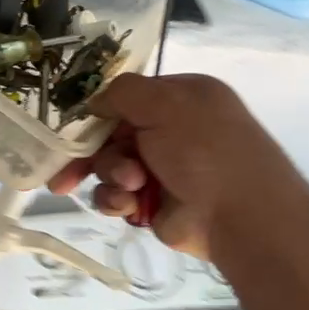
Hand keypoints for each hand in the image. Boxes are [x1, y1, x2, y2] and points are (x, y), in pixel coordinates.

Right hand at [49, 73, 308, 259]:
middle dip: (94, 152)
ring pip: (108, 165)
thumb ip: (122, 92)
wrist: (240, 217)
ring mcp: (162, 167)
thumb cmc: (205, 151)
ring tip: (131, 186)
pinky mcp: (152, 201)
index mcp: (181, 98)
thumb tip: (93, 102)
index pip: (126, 97)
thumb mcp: (165, 104)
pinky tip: (129, 205)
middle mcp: (171, 129)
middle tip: (69, 170)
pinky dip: (116, 199)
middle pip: (109, 134)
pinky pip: (115, 195)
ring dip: (111, 175)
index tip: (68, 125)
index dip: (97, 110)